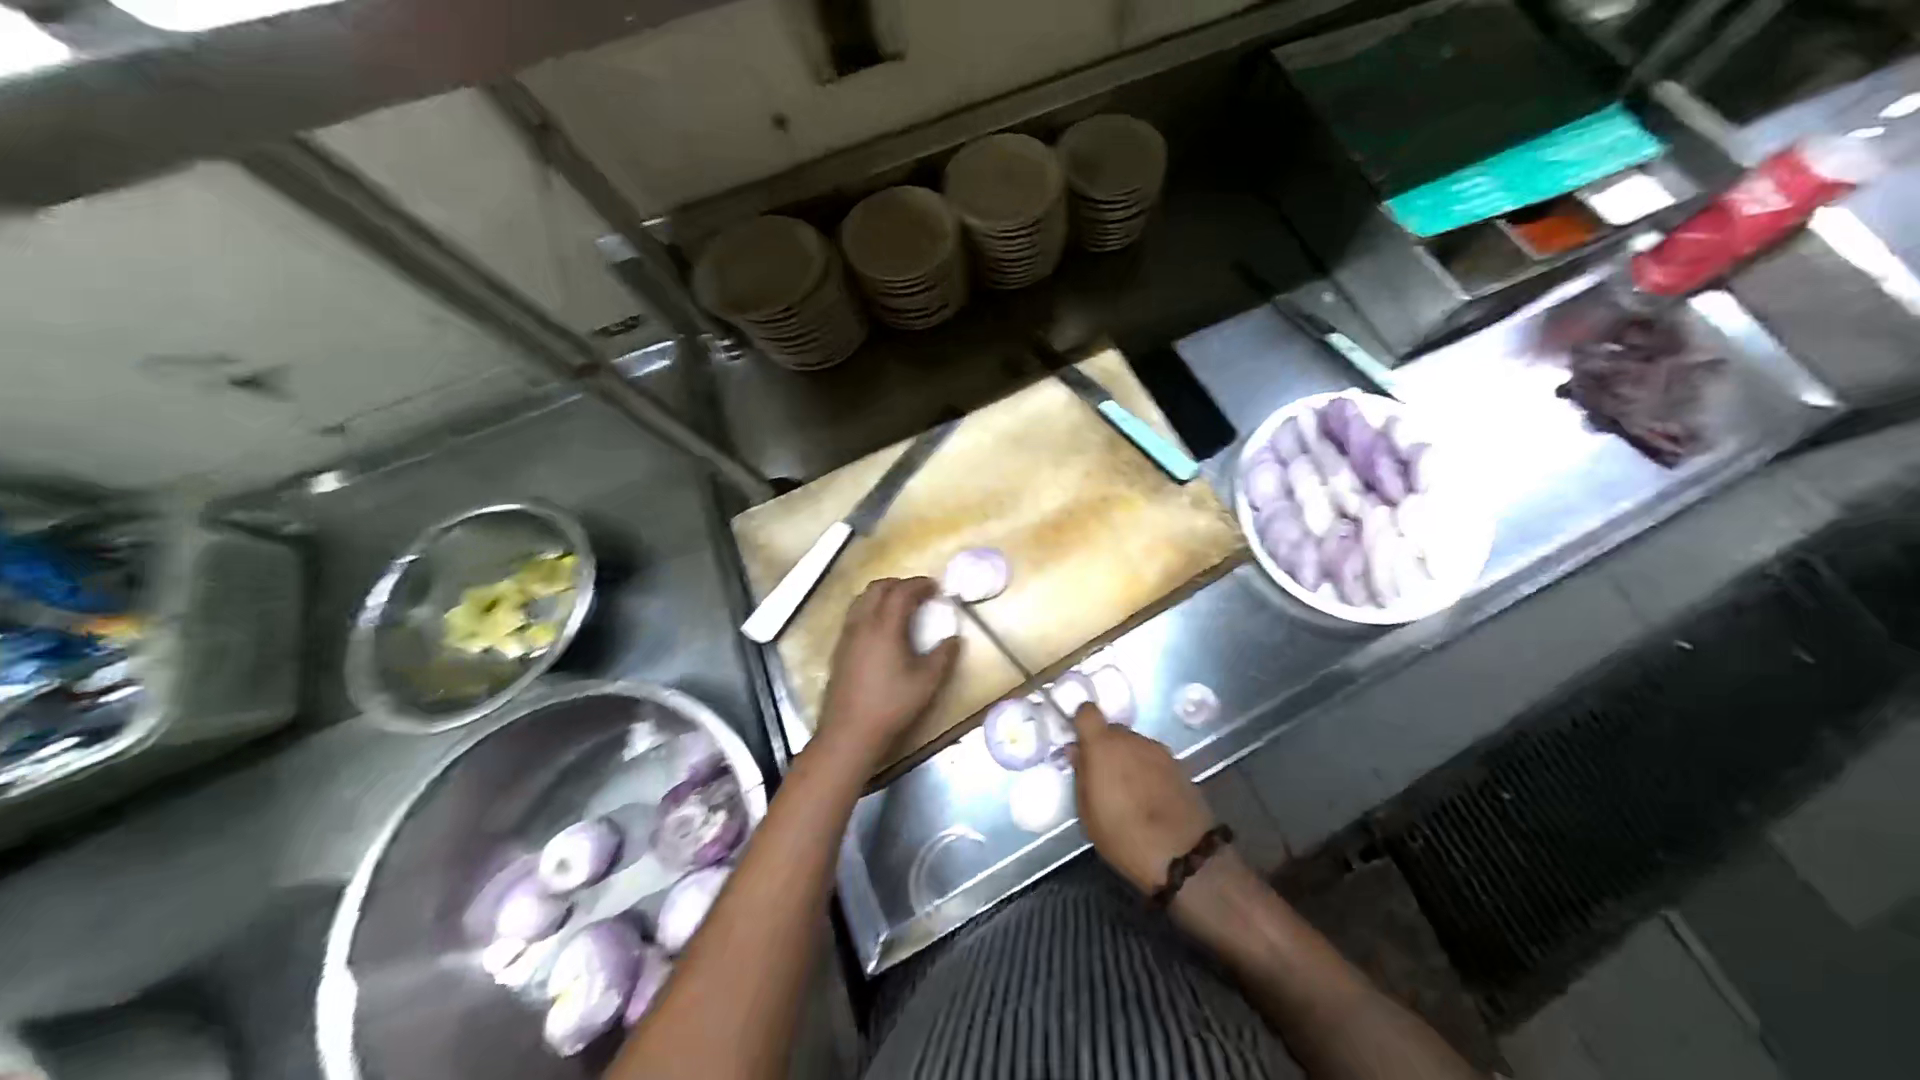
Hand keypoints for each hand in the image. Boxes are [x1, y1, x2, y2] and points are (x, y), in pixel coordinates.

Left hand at [818, 577, 959, 764]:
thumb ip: (943, 656)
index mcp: (884, 627)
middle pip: (877, 588)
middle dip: (899, 583)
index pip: (901, 592)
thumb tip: (954, 639)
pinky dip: (870, 608)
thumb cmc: (891, 705)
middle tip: (919, 592)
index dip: (919, 584)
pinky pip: (854, 614)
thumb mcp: (926, 683)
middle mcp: (862, 624)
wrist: (849, 732)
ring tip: (900, 605)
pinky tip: (881, 628)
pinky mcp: (839, 649)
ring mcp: (847, 636)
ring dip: (882, 594)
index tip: (935, 586)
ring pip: (862, 599)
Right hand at [1067, 703, 1216, 893]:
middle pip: (1113, 730)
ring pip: (1134, 745)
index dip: (1082, 722)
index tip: (1079, 742)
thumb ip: (1081, 774)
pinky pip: (1152, 759)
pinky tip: (1149, 796)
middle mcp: (1132, 739)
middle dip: (1105, 747)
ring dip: (1128, 759)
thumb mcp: (1088, 812)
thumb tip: (1077, 751)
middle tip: (1102, 776)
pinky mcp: (1178, 765)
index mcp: (1103, 746)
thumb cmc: (1123, 835)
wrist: (1183, 855)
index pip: (1087, 711)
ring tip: (1128, 791)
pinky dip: (1147, 770)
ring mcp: (1158, 750)